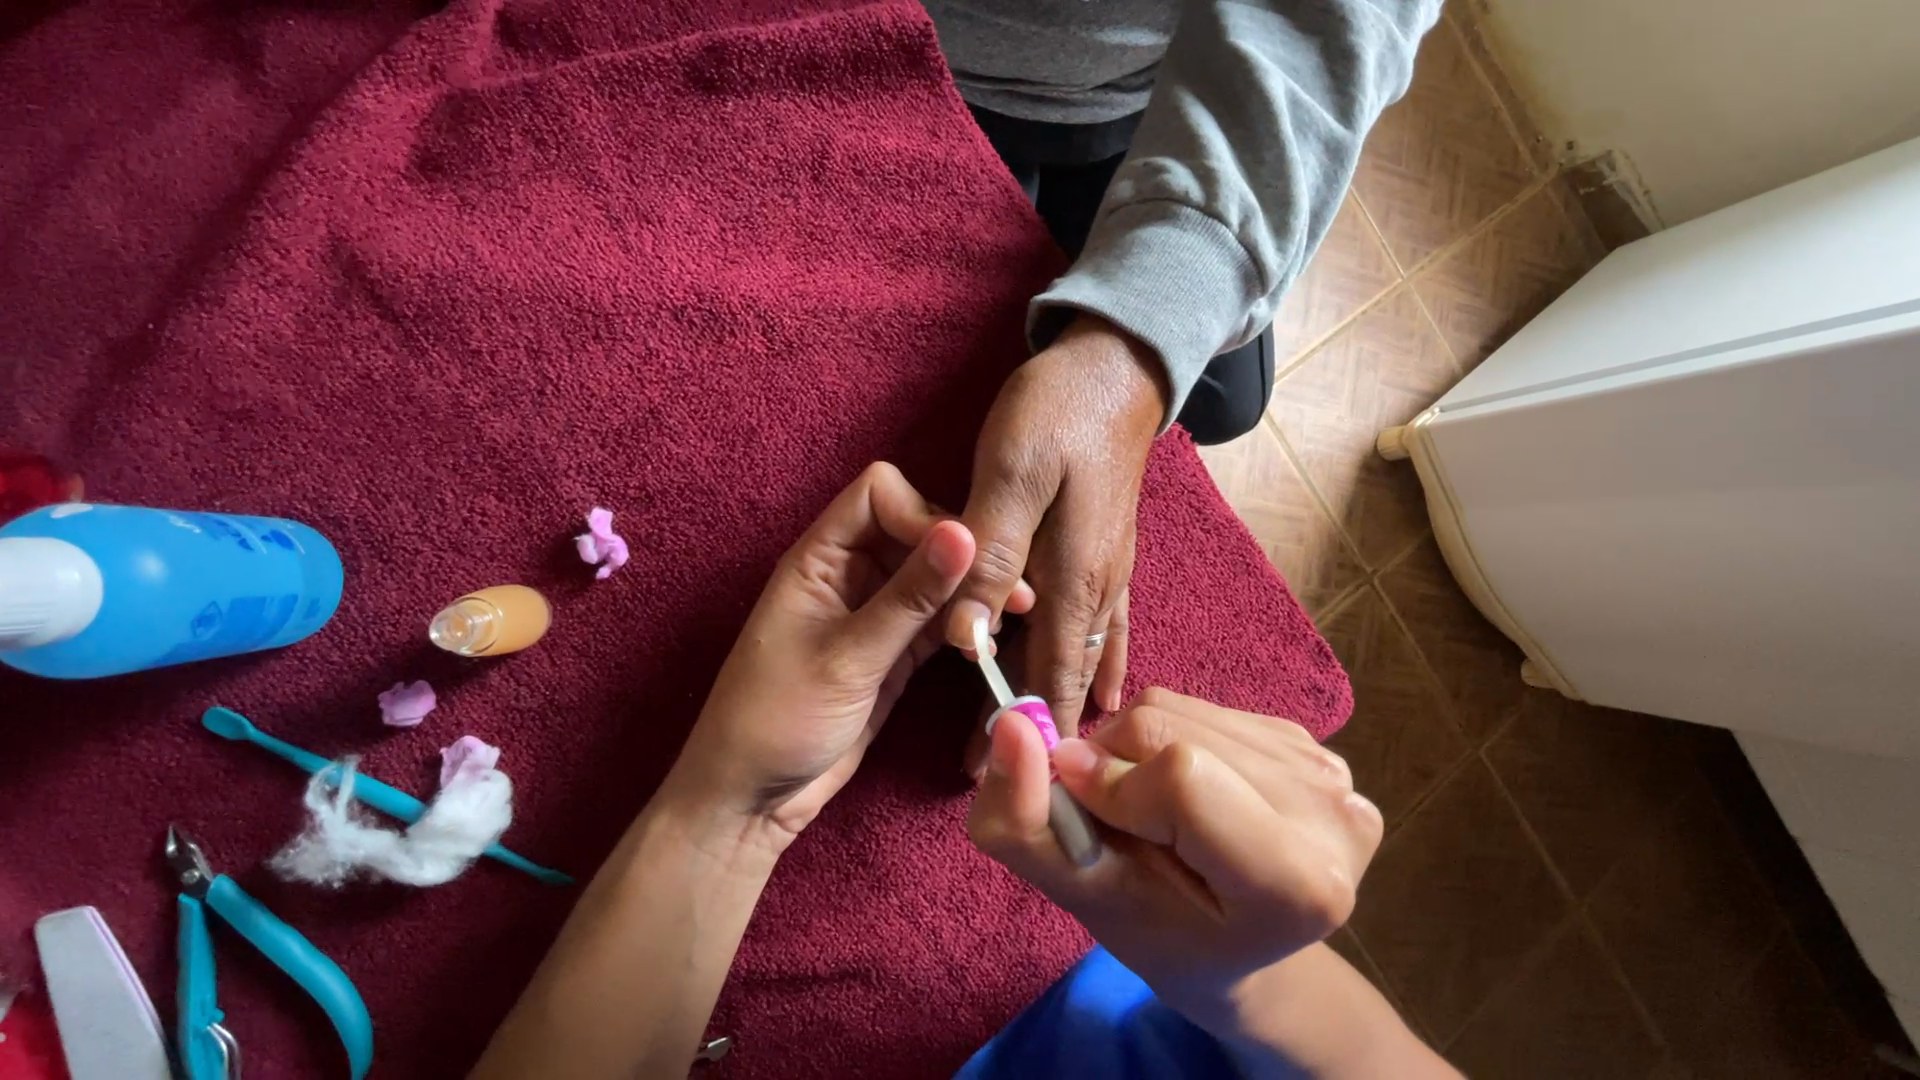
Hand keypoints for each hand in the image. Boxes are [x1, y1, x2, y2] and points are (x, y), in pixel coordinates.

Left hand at [663, 462, 972, 850]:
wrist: (752, 799)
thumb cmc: (777, 720)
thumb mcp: (847, 657)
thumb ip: (909, 596)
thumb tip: (964, 533)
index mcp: (820, 558)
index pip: (879, 494)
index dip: (922, 513)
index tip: (961, 555)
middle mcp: (850, 574)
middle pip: (917, 531)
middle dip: (960, 557)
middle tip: (1006, 594)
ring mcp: (875, 613)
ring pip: (935, 578)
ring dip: (969, 595)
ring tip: (1009, 619)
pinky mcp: (894, 652)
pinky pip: (937, 621)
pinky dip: (963, 628)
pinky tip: (988, 644)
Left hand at [947, 313, 1166, 751]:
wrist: (1119, 364)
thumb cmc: (1058, 411)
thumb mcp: (1013, 471)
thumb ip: (992, 555)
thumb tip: (968, 638)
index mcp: (1071, 575)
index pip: (1050, 673)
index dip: (1028, 726)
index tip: (1010, 782)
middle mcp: (1098, 584)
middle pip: (1066, 673)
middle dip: (1041, 725)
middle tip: (1012, 777)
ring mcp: (1110, 566)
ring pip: (1089, 653)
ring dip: (1071, 701)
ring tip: (1060, 750)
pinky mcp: (1108, 547)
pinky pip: (1109, 622)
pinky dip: (1104, 661)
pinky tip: (1109, 683)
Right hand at [967, 688, 1383, 1026]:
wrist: (1237, 939)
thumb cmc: (1161, 935)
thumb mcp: (1082, 895)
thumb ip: (1026, 823)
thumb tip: (1010, 722)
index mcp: (1300, 883)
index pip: (1182, 778)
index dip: (1110, 788)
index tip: (1089, 821)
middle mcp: (1337, 816)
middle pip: (1171, 731)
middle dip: (1113, 765)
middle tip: (1119, 823)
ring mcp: (1333, 771)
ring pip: (1176, 707)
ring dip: (1133, 750)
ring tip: (1151, 809)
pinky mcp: (1310, 740)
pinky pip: (1199, 704)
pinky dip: (1165, 737)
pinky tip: (1185, 786)